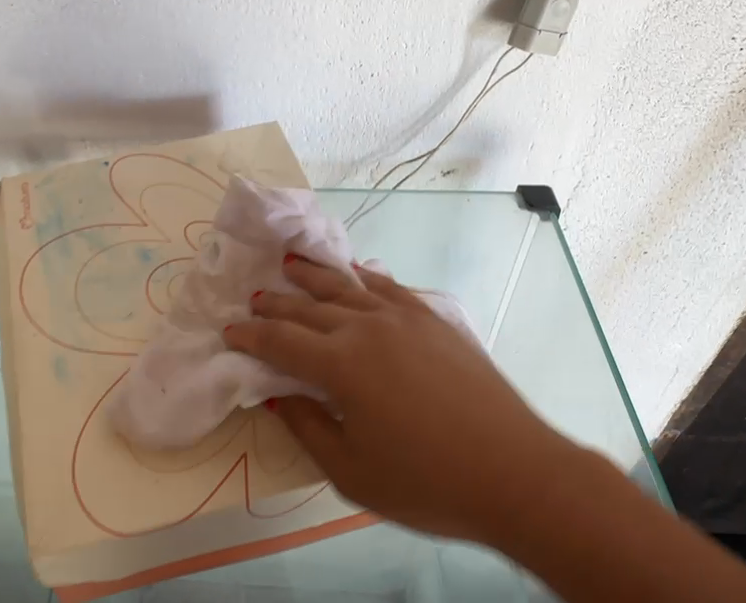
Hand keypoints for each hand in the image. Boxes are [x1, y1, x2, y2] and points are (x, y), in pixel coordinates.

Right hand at [222, 257, 571, 545]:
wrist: (516, 473)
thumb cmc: (427, 482)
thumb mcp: (352, 472)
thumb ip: (307, 428)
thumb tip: (279, 394)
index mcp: (340, 365)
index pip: (281, 341)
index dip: (250, 336)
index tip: (229, 331)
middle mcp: (366, 328)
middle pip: (308, 308)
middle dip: (275, 304)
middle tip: (253, 300)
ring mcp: (402, 318)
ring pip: (345, 287)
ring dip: (312, 276)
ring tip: (289, 264)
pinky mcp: (432, 320)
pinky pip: (386, 286)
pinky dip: (362, 276)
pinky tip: (354, 273)